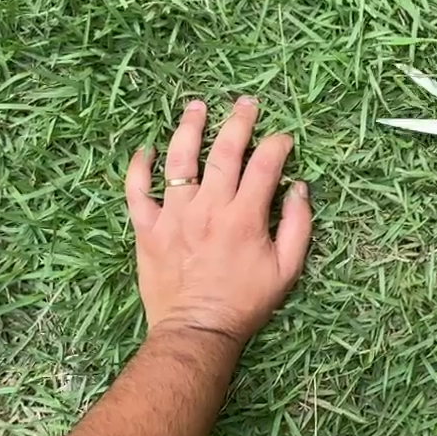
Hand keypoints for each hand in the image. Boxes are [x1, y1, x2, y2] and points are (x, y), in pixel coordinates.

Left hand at [124, 96, 311, 348]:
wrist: (197, 332)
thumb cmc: (246, 302)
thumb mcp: (287, 269)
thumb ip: (298, 226)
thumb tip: (299, 187)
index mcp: (244, 217)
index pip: (264, 165)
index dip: (277, 145)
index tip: (283, 138)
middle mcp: (208, 208)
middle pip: (224, 152)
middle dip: (238, 122)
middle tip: (245, 103)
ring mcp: (174, 216)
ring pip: (180, 161)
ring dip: (189, 129)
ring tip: (197, 106)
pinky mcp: (148, 228)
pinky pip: (137, 191)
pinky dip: (139, 168)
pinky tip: (146, 150)